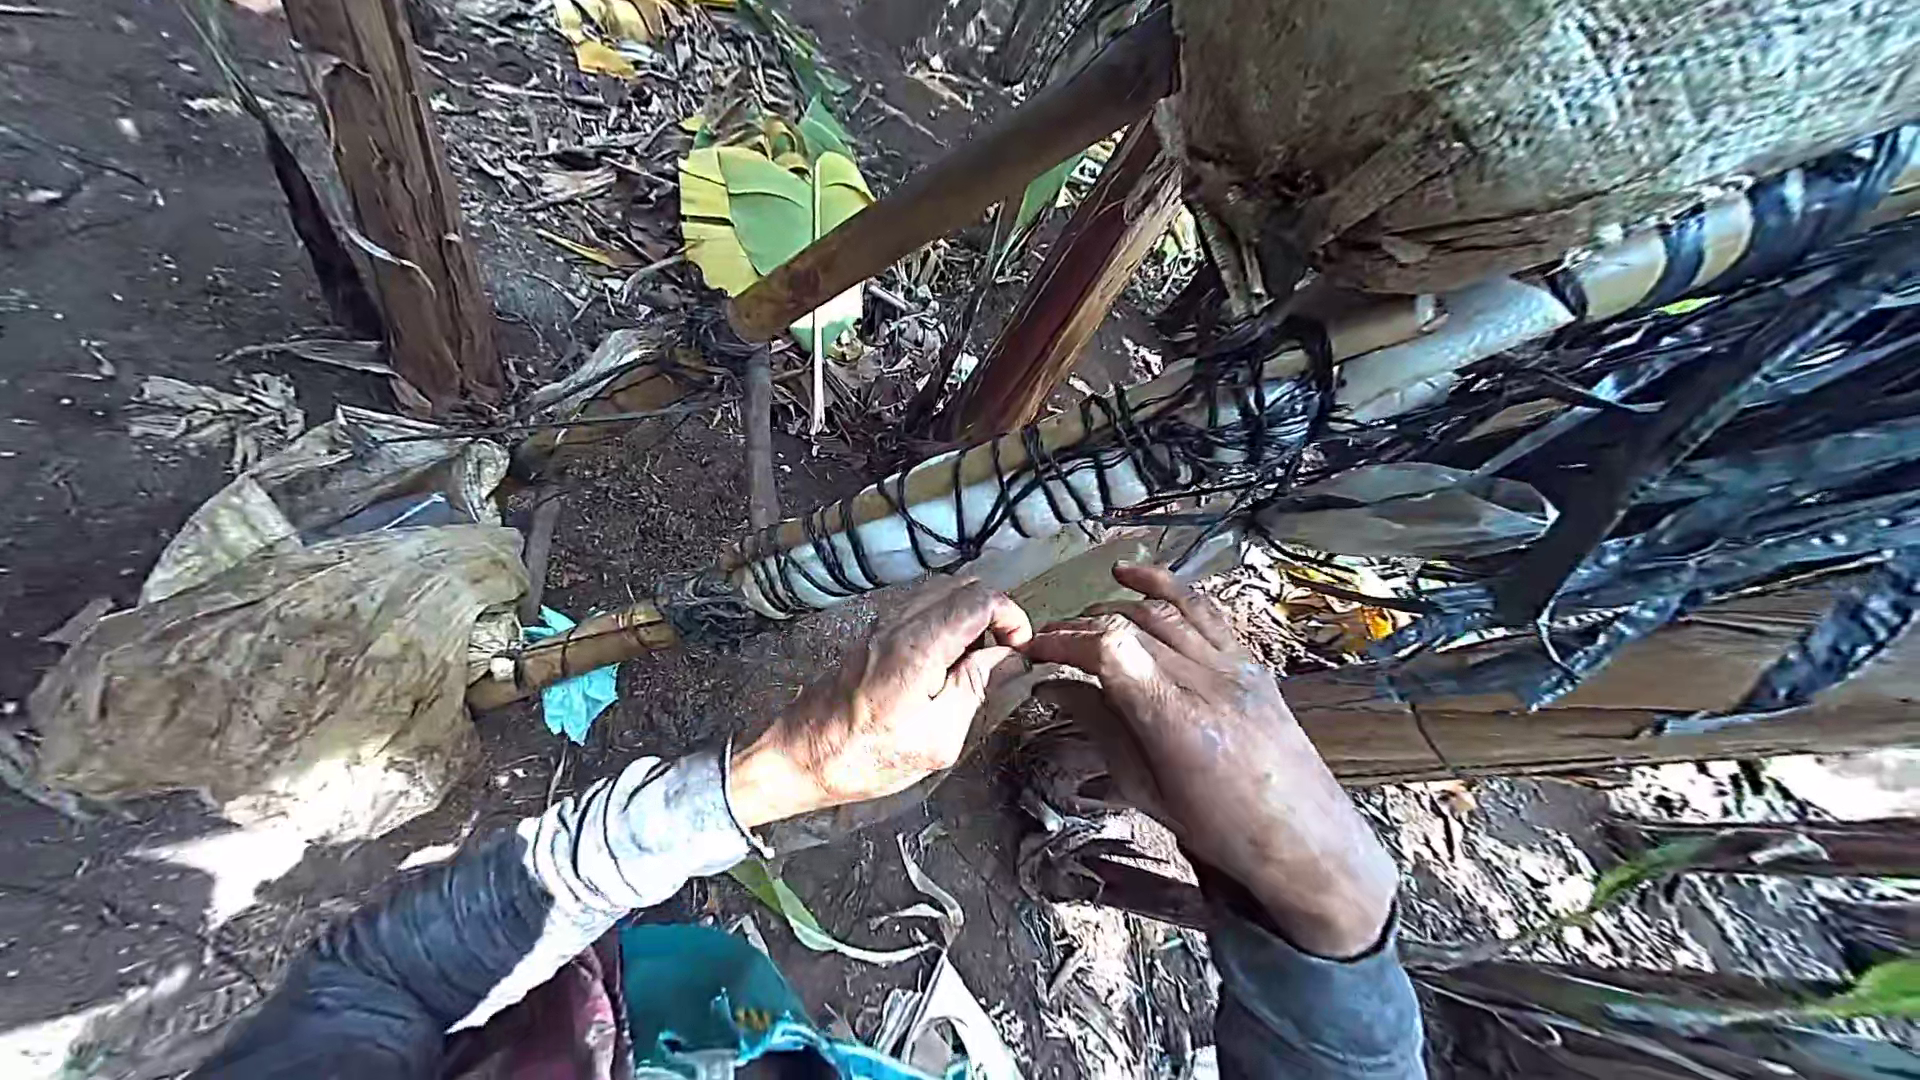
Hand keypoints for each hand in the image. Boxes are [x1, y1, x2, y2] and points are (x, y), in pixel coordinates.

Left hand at [729, 578, 1031, 828]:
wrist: (798, 756)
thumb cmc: (863, 758)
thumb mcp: (936, 740)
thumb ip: (974, 688)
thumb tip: (1005, 657)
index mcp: (918, 647)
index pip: (980, 599)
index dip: (1011, 617)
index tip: (1018, 647)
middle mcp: (899, 623)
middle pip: (964, 586)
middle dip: (994, 612)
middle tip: (1001, 653)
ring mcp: (883, 623)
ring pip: (943, 592)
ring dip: (970, 615)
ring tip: (974, 661)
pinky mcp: (874, 633)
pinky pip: (922, 608)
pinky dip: (946, 621)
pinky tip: (945, 661)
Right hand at [1026, 562, 1397, 957]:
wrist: (1308, 843)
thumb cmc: (1220, 830)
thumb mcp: (1145, 789)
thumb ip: (1098, 727)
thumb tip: (1052, 689)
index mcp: (1175, 721)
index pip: (1108, 649)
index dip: (1064, 642)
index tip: (1036, 652)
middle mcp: (1204, 681)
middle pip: (1127, 626)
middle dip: (1077, 628)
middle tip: (1048, 642)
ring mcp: (1231, 665)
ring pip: (1159, 611)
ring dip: (1110, 608)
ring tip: (1079, 620)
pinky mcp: (1248, 659)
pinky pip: (1202, 608)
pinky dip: (1163, 585)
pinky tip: (1130, 576)